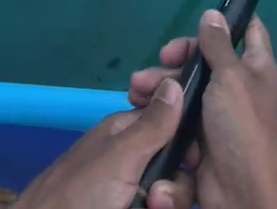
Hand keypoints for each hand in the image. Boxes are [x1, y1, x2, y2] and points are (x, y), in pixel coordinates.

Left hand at [14, 75, 196, 208]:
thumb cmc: (83, 190)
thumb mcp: (121, 155)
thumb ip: (152, 124)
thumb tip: (175, 81)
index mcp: (128, 132)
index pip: (174, 126)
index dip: (190, 143)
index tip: (193, 159)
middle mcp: (135, 158)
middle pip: (178, 168)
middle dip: (177, 187)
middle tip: (157, 199)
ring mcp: (134, 188)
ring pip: (173, 195)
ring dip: (169, 203)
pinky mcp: (136, 206)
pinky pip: (162, 206)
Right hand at [129, 11, 276, 208]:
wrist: (241, 196)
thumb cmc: (242, 129)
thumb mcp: (231, 78)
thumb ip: (218, 46)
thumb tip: (213, 13)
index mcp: (256, 69)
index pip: (250, 32)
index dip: (229, 20)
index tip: (202, 16)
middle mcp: (238, 87)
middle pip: (205, 59)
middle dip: (177, 58)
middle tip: (159, 61)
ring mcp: (218, 113)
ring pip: (186, 87)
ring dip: (161, 85)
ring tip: (137, 90)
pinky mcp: (199, 135)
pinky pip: (178, 114)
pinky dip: (161, 110)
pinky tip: (141, 108)